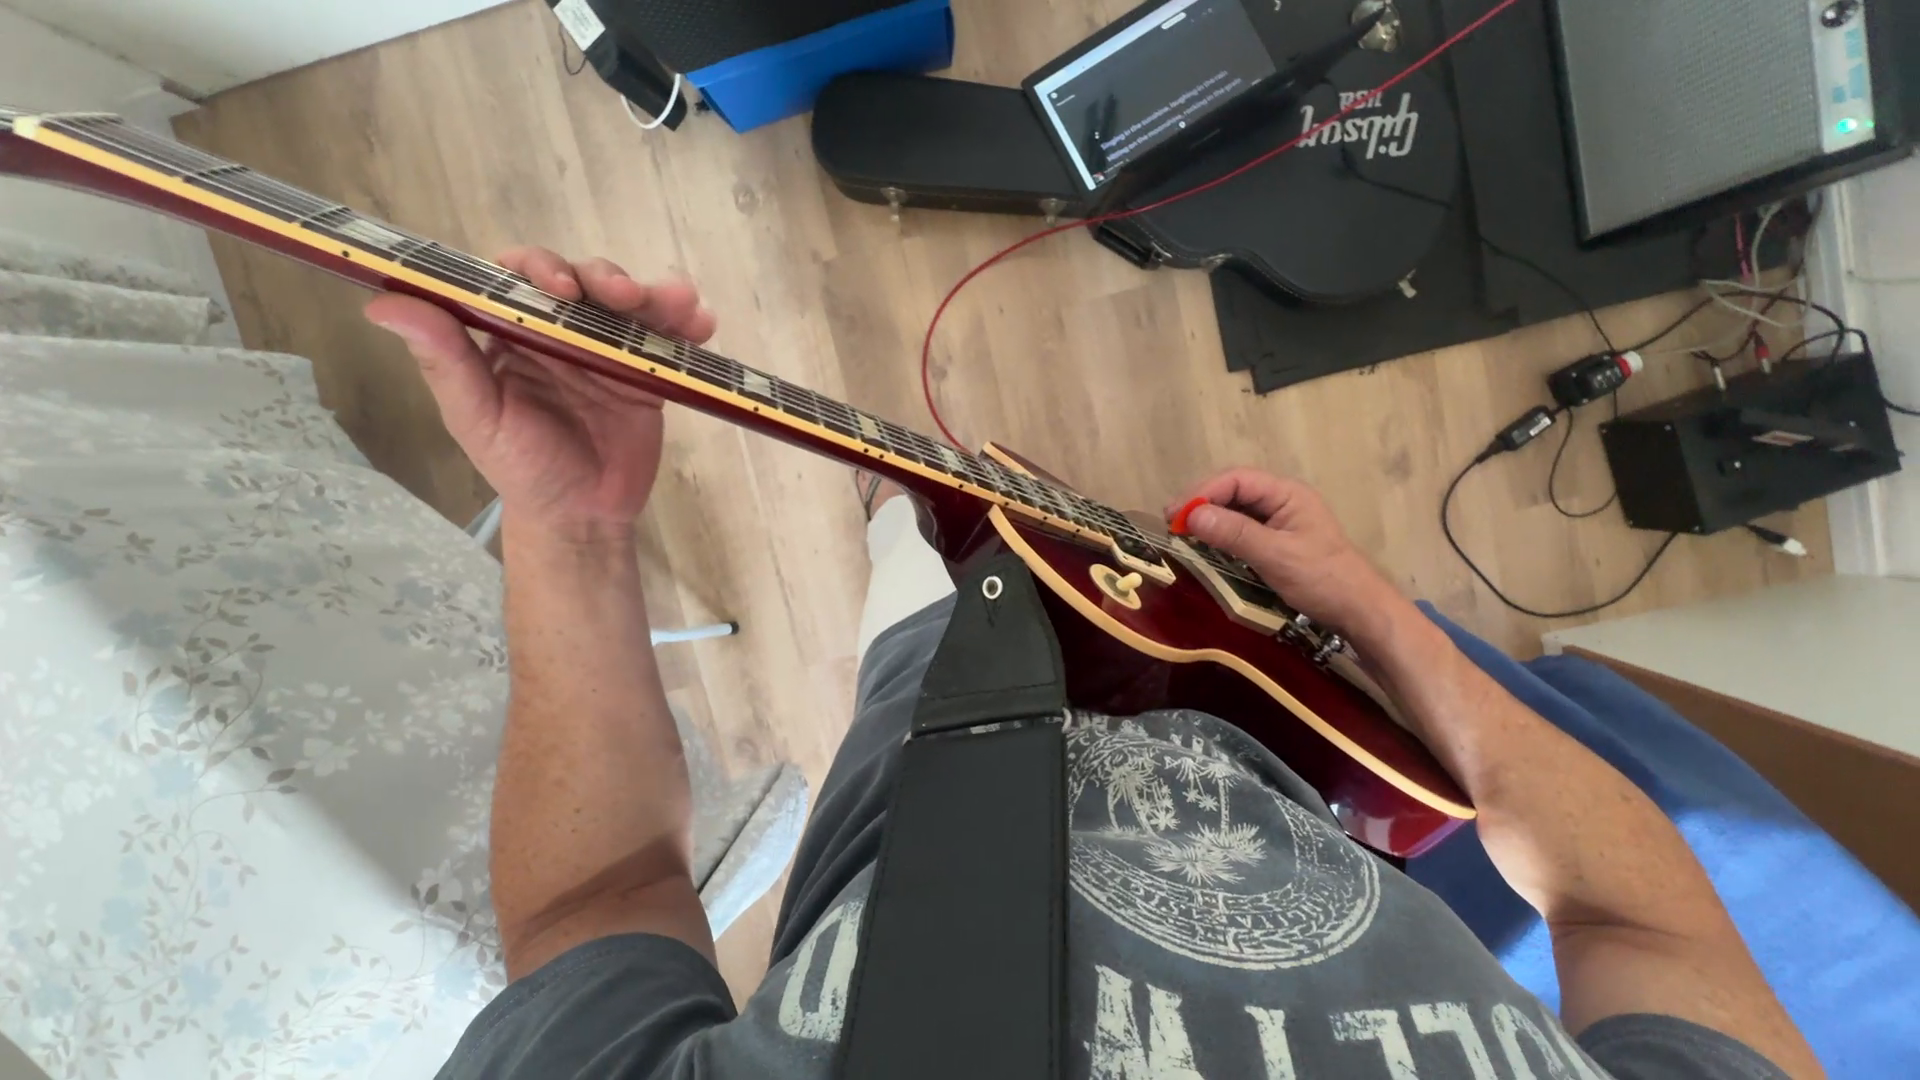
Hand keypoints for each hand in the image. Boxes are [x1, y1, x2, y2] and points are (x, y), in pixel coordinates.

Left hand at [364, 248, 716, 537]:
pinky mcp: (646, 374)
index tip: (562, 285)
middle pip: (584, 280)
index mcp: (510, 334)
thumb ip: (445, 361)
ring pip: (630, 303)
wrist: (585, 516)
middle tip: (627, 297)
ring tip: (682, 305)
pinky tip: (702, 326)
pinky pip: (666, 341)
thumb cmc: (524, 469)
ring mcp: (607, 351)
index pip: (519, 278)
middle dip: (607, 277)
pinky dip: (687, 327)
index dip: (540, 266)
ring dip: (656, 294)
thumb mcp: (477, 418)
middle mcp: (559, 333)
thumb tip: (385, 301)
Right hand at [1169, 470, 1410, 638]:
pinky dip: (1219, 531)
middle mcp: (1282, 500)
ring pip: (1235, 508)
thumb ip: (1234, 533)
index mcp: (1287, 493)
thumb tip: (1192, 515)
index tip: (1176, 514)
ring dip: (1208, 515)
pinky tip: (1204, 542)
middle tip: (1172, 521)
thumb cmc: (1322, 579)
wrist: (1359, 610)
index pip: (1236, 479)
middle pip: (1233, 489)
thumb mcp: (1275, 555)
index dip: (1203, 492)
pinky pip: (1241, 526)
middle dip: (1201, 501)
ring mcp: (1279, 520)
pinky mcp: (1275, 539)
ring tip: (1182, 530)